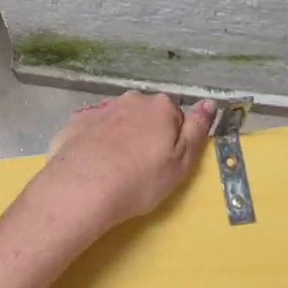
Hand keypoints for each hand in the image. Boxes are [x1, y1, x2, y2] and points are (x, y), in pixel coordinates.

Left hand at [18, 92, 215, 237]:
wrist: (83, 188)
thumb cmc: (141, 180)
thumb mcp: (181, 162)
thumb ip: (197, 130)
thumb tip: (209, 103)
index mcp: (161, 107)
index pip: (176, 119)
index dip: (172, 143)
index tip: (164, 164)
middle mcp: (132, 100)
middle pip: (147, 116)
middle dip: (147, 135)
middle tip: (141, 168)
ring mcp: (102, 108)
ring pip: (120, 121)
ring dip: (121, 137)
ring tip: (115, 168)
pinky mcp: (77, 121)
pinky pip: (94, 130)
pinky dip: (96, 142)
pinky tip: (92, 164)